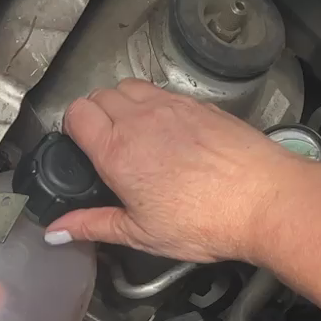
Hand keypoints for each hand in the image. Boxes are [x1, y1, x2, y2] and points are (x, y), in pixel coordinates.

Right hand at [48, 79, 302, 263]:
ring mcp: (172, 107)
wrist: (264, 200)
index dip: (71, 128)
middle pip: (100, 95)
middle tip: (102, 145)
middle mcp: (140, 120)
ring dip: (121, 104)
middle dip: (94, 114)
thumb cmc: (203, 221)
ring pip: (129, 86)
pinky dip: (152, 105)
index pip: (77, 113)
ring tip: (131, 135)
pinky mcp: (199, 105)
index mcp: (117, 151)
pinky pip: (162, 91)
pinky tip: (165, 134)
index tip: (78, 148)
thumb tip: (56, 232)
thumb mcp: (139, 233)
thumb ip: (92, 226)